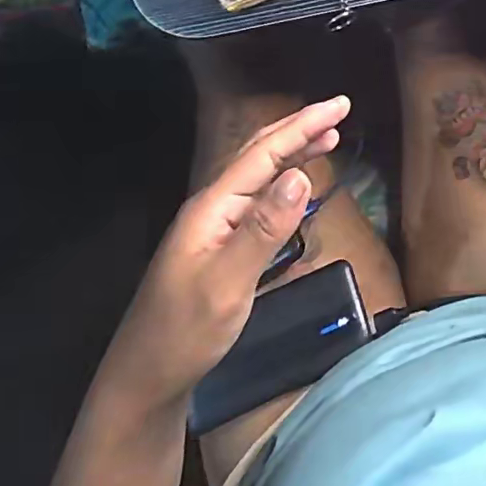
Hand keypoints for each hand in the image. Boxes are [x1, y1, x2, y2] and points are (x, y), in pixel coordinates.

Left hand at [102, 96, 346, 405]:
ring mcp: (215, 224)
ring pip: (259, 172)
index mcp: (213, 206)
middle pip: (259, 152)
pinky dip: (284, 178)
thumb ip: (263, 229)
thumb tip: (301, 175)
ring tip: (329, 136)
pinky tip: (296, 181)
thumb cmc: (184, 334)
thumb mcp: (226, 284)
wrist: (145, 379)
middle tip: (339, 110)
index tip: (340, 106)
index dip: (303, 126)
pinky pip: (258, 196)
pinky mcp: (221, 242)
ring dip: (294, 149)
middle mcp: (213, 205)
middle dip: (300, 127)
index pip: (264, 153)